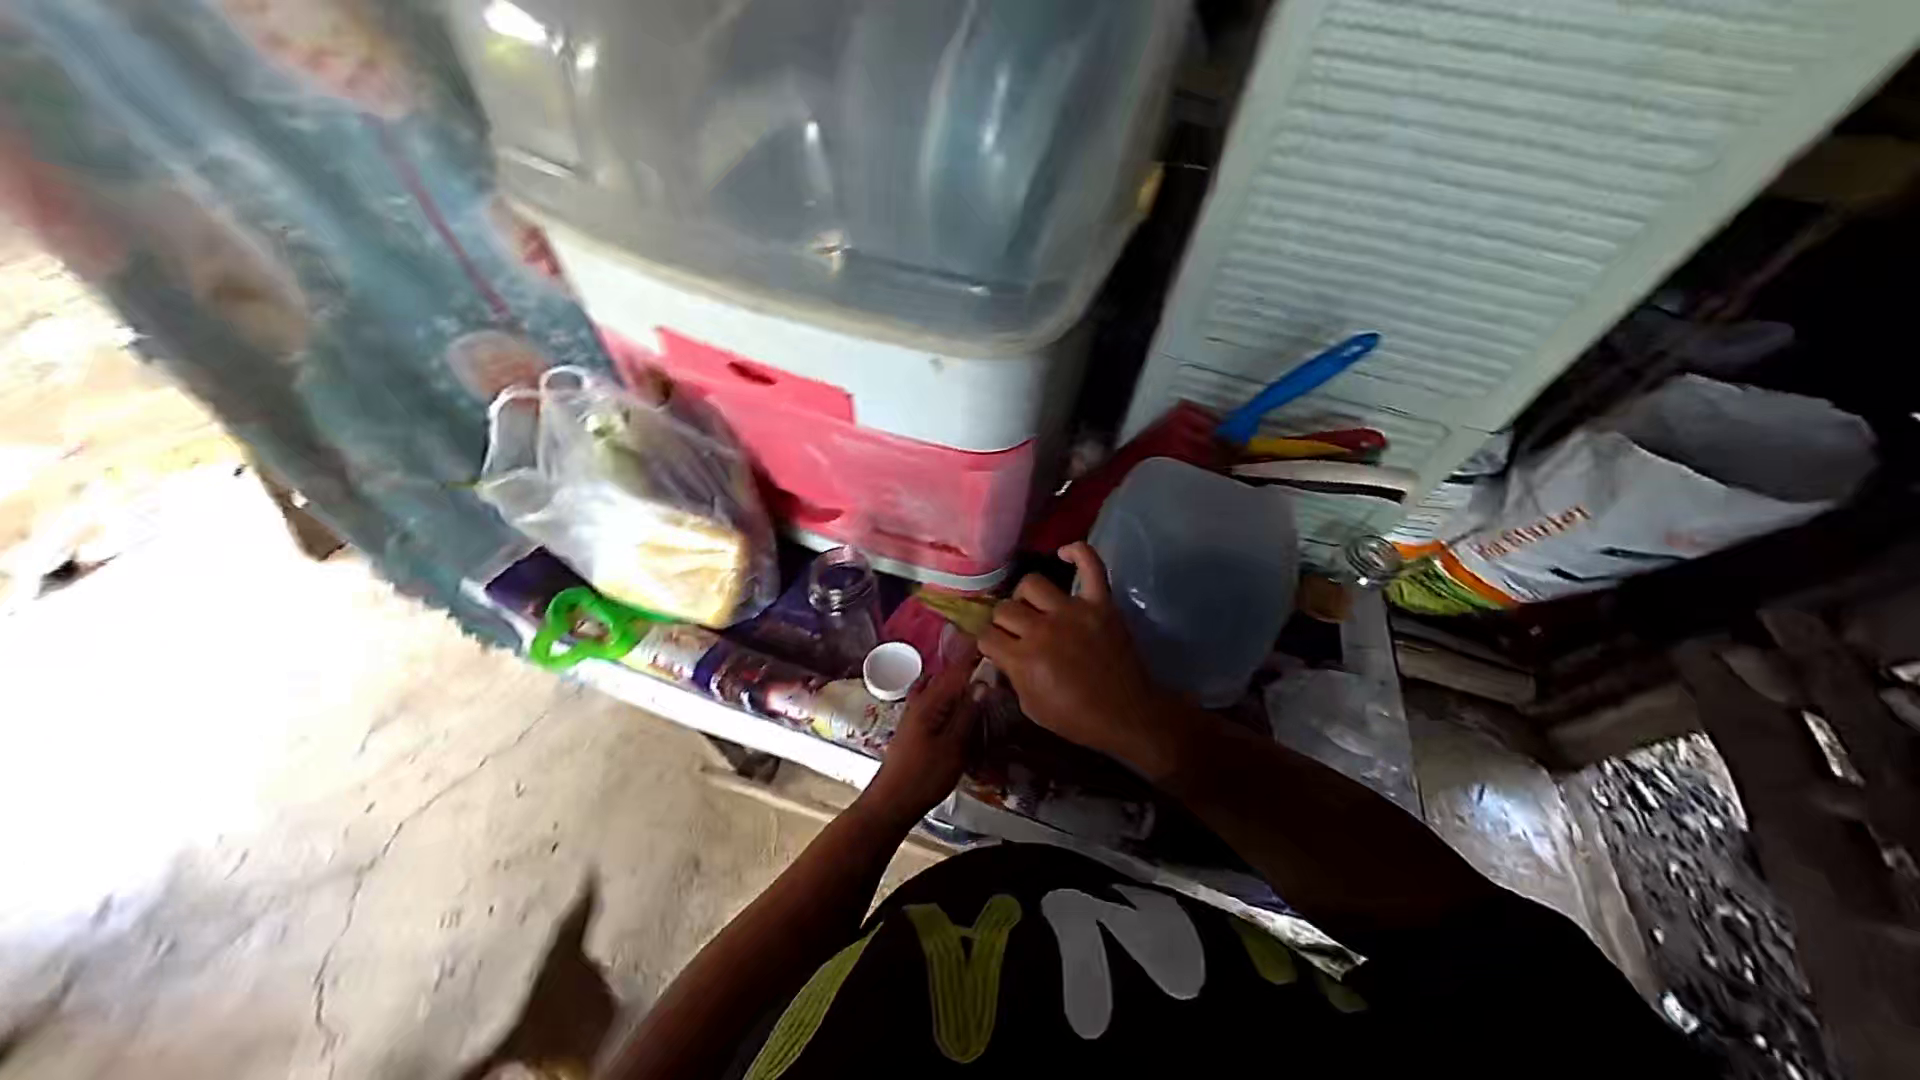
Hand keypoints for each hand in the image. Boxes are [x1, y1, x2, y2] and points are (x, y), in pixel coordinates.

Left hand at [858, 649, 981, 824]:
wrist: (892, 801)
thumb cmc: (925, 775)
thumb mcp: (953, 745)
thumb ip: (967, 713)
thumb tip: (983, 682)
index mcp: (930, 702)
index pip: (955, 670)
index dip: (971, 653)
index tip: (988, 636)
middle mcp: (921, 701)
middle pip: (947, 675)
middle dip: (966, 663)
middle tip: (990, 655)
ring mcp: (916, 713)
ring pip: (940, 688)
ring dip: (958, 679)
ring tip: (979, 674)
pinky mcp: (916, 726)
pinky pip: (936, 700)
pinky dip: (949, 695)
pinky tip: (959, 702)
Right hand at [978, 543, 1174, 771]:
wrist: (1127, 715)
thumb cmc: (1076, 718)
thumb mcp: (1030, 708)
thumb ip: (1010, 677)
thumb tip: (998, 657)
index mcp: (1023, 659)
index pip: (986, 636)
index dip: (987, 643)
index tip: (995, 648)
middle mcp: (1043, 629)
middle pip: (1005, 609)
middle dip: (1003, 623)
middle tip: (1015, 633)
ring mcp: (1073, 611)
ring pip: (1032, 584)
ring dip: (1027, 597)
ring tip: (1035, 608)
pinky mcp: (1101, 603)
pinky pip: (1090, 565)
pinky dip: (1077, 553)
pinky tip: (1064, 554)